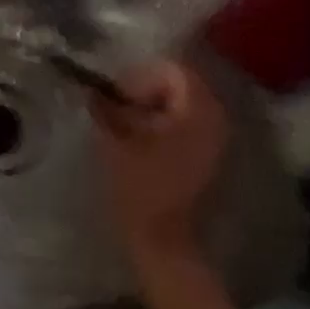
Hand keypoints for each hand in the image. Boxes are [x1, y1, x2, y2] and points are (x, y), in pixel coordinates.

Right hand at [92, 61, 227, 265]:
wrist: (163, 238)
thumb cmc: (140, 189)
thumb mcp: (115, 145)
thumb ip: (106, 112)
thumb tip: (93, 92)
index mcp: (198, 109)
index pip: (173, 70)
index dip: (140, 78)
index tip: (114, 97)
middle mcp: (216, 117)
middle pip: (181, 87)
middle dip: (146, 93)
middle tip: (115, 110)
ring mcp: (216, 139)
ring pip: (183, 108)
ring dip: (153, 112)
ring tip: (124, 128)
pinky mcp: (208, 157)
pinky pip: (186, 128)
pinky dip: (163, 128)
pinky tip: (140, 145)